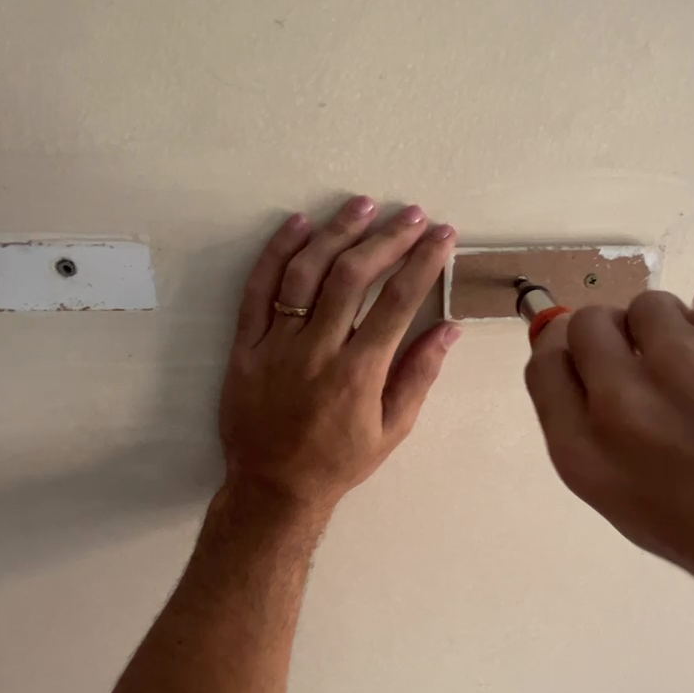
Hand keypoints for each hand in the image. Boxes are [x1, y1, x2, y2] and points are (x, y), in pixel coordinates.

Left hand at [218, 196, 461, 517]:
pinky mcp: (245, 346)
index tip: (443, 236)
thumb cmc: (340, 462)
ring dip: (336, 233)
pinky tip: (298, 225)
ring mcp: (277, 345)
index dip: (424, 263)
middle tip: (411, 214)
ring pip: (305, 273)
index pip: (398, 302)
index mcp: (359, 373)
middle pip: (353, 277)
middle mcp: (318, 351)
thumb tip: (448, 329)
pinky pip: (257, 290)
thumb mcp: (392, 430)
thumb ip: (419, 376)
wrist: (274, 488)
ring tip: (362, 204)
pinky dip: (276, 252)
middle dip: (387, 238)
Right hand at [523, 281, 693, 648]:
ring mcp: (686, 359)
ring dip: (679, 333)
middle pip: (589, 325)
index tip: (596, 360)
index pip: (545, 369)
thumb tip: (586, 369)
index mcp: (589, 460)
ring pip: (654, 306)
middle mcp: (622, 404)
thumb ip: (602, 443)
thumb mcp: (642, 515)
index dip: (570, 358)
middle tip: (668, 372)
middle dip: (621, 341)